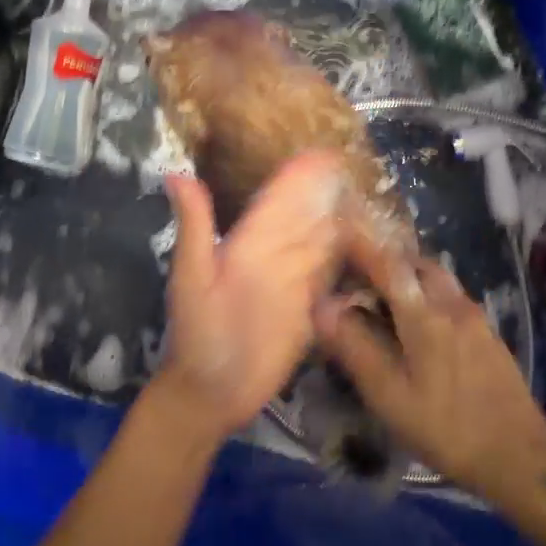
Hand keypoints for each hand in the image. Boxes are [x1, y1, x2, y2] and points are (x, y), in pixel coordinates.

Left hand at [153, 151, 347, 436]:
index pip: (275, 204)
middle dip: (326, 193)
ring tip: (370, 195)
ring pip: (321, 246)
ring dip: (342, 222)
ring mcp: (292, 285)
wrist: (212, 392)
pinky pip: (329, 280)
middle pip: (304, 220)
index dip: (296, 179)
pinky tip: (369, 246)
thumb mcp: (192, 276)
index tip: (321, 154)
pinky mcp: (308, 312)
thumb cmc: (197, 332)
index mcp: (244, 245)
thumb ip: (195, 227)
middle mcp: (272, 259)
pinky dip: (347, 262)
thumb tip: (175, 173)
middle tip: (356, 165)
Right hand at [315, 227, 545, 494]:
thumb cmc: (447, 429)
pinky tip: (417, 323)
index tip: (338, 231)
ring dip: (409, 275)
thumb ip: (355, 348)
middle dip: (386, 258)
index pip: (387, 265)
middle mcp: (453, 306)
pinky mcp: (489, 338)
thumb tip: (323, 306)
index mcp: (425, 316)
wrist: (522, 461)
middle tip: (357, 269)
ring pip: (438, 280)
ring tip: (383, 294)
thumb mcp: (390, 396)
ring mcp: (477, 320)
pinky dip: (427, 294)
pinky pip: (451, 298)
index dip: (361, 246)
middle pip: (417, 264)